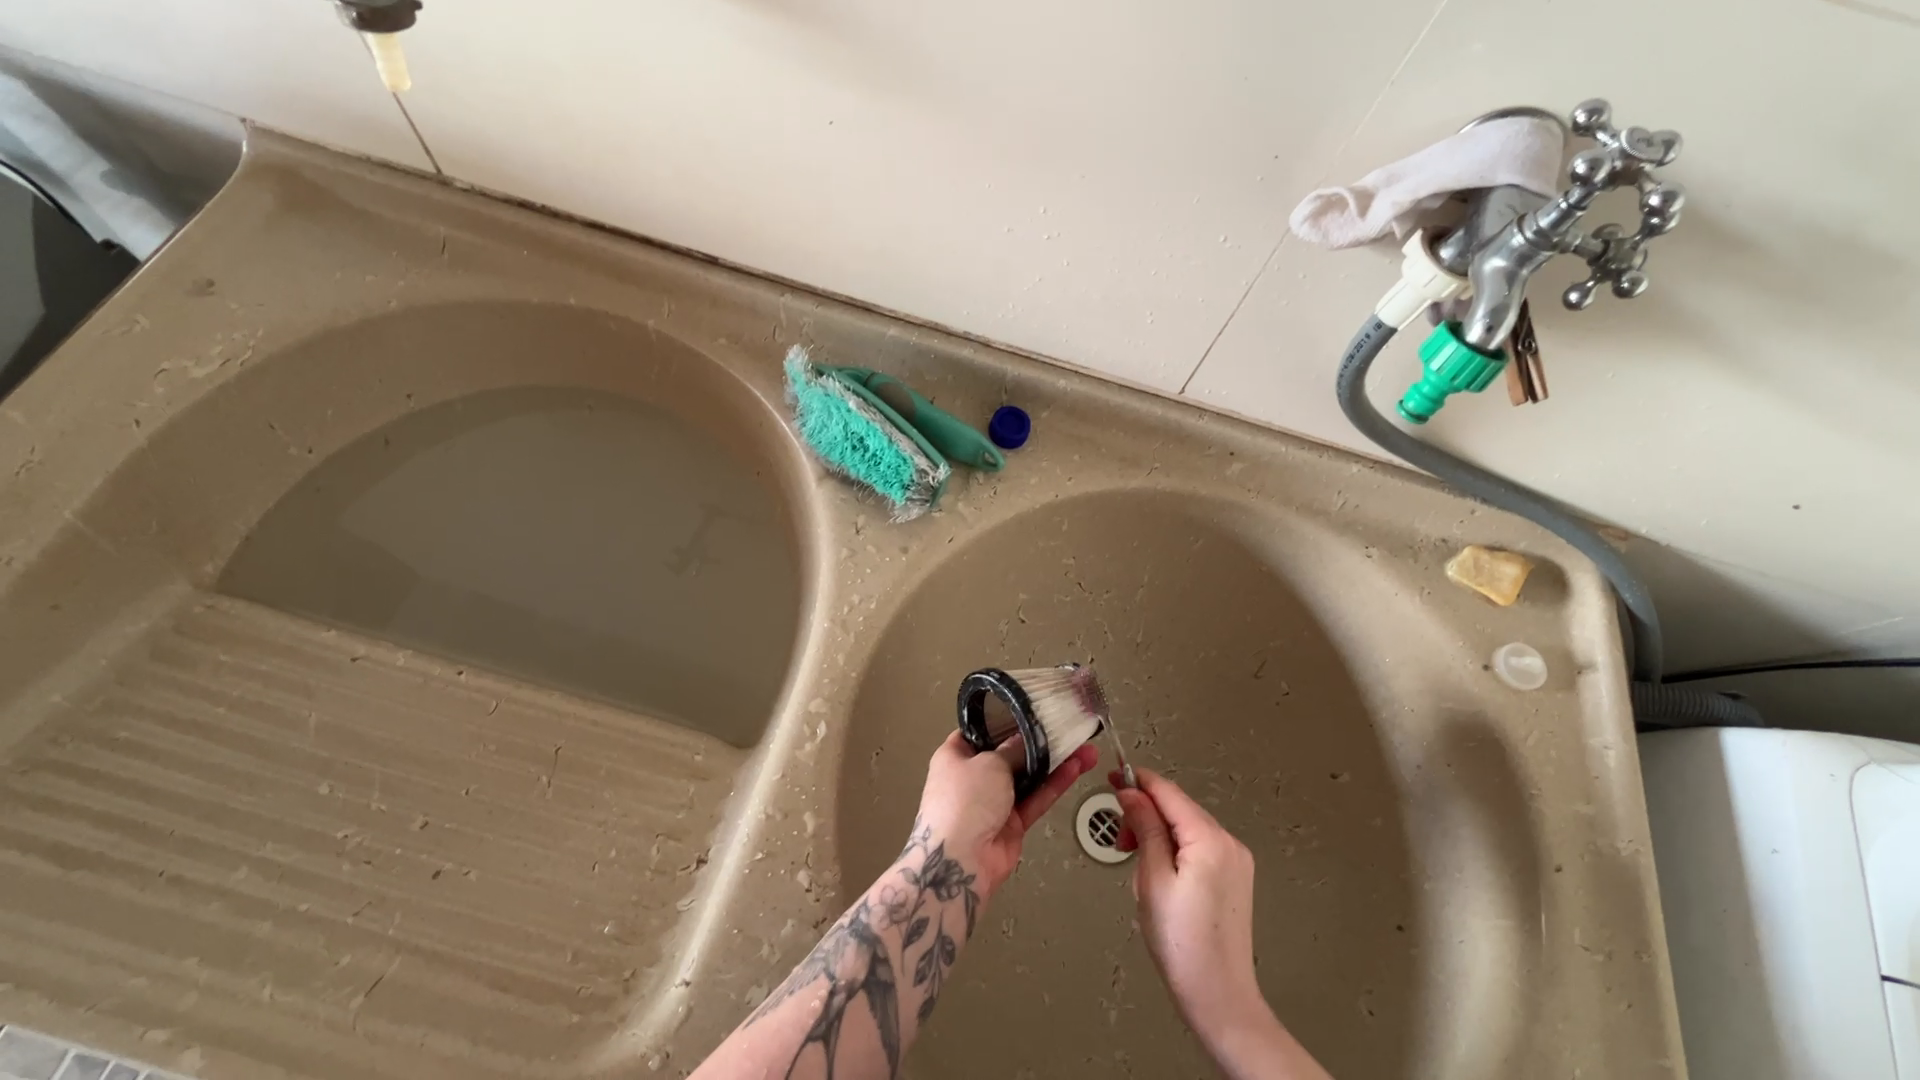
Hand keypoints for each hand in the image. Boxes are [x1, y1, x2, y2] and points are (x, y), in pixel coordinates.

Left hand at [914, 731, 1097, 895]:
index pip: (978, 732)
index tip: (1029, 711)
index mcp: (955, 757)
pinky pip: (1035, 799)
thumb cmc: (965, 801)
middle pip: (1008, 754)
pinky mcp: (1012, 823)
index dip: (1001, 721)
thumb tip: (1025, 739)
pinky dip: (1054, 785)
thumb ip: (1012, 750)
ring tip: (1084, 748)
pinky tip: (1077, 768)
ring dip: (1053, 764)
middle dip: (1036, 743)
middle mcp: (973, 777)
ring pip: (1027, 777)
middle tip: (1065, 729)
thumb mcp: (989, 764)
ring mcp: (993, 801)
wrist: (959, 861)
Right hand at [1113, 767, 1265, 1041]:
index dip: (1138, 781)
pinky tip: (1158, 873)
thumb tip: (1131, 793)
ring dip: (1157, 833)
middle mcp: (1230, 843)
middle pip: (1179, 808)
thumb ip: (1143, 827)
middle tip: (1121, 841)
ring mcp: (1236, 861)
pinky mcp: (1235, 878)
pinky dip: (1174, 849)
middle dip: (1145, 814)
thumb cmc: (1181, 942)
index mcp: (1210, 839)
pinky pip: (1198, 846)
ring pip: (1187, 827)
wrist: (1217, 994)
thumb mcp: (1151, 878)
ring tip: (1137, 865)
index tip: (1112, 776)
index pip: (1168, 792)